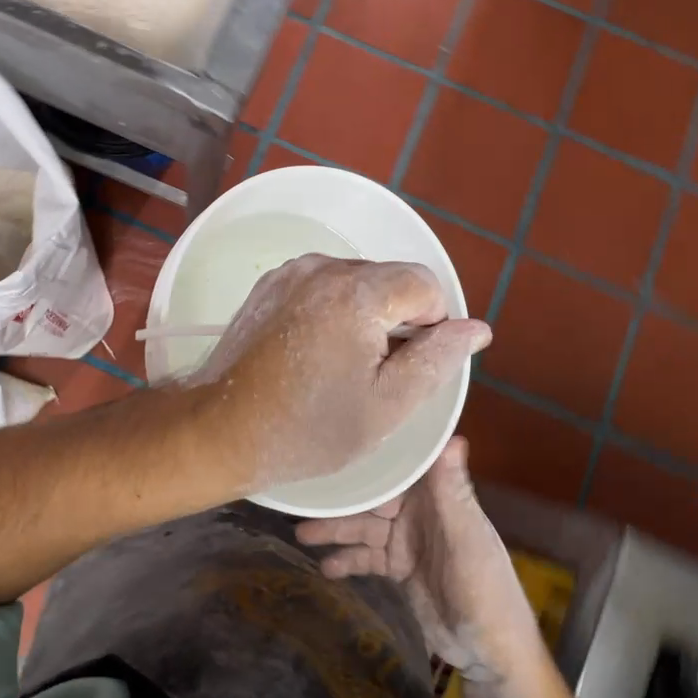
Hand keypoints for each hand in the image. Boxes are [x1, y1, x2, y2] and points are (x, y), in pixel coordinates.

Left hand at [192, 254, 489, 489]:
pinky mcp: (269, 284)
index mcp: (357, 291)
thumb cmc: (308, 429)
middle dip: (395, 320)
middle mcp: (323, 267)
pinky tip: (312, 353)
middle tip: (369, 374)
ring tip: (338, 367)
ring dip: (363, 315)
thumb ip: (438, 359)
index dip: (429, 326)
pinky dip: (330, 311)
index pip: (426, 284)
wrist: (220, 429)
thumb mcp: (386, 406)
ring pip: (356, 282)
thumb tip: (477, 328)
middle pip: (390, 279)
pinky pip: (321, 287)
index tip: (401, 367)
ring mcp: (291, 273)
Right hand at [295, 437, 546, 683]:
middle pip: (372, 497)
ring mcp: (405, 541)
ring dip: (335, 530)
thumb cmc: (486, 588)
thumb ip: (453, 490)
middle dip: (341, 498)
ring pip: (363, 527)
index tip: (336, 442)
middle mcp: (418, 512)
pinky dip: (346, 560)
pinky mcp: (396, 569)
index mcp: (438, 495)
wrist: (489, 651)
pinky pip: (365, 558)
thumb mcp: (468, 539)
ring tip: (302, 534)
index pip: (399, 465)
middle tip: (304, 499)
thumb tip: (452, 435)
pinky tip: (326, 568)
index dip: (370, 456)